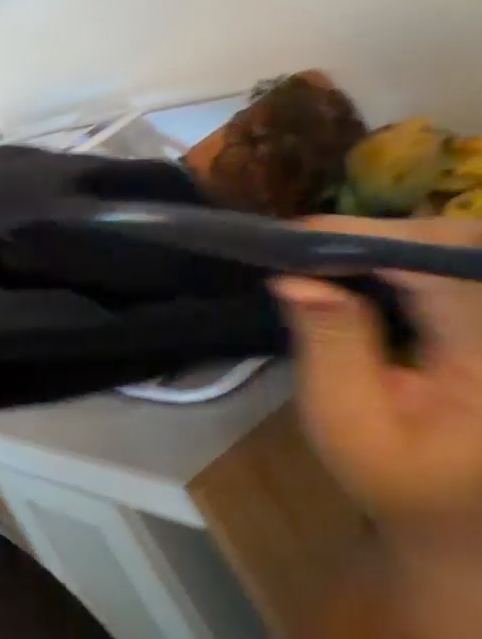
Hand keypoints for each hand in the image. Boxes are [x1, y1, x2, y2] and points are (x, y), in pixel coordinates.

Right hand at [273, 216, 481, 542]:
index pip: (442, 271)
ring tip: (326, 256)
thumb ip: (330, 345)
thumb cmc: (396, 478)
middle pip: (461, 247)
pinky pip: (460, 273)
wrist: (459, 522)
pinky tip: (365, 273)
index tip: (293, 240)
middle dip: (379, 234)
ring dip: (395, 243)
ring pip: (463, 251)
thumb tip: (294, 277)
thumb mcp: (346, 419)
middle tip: (304, 246)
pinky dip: (413, 260)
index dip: (367, 239)